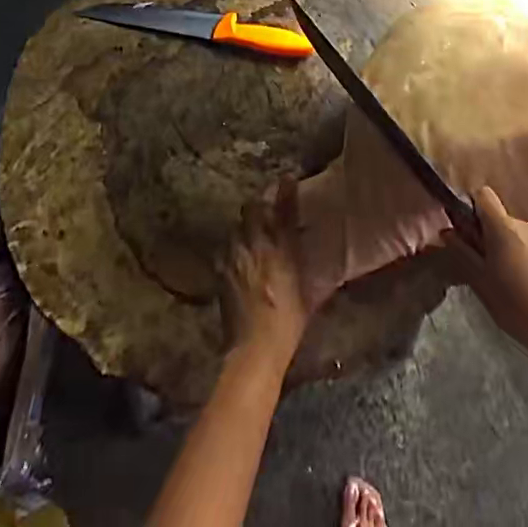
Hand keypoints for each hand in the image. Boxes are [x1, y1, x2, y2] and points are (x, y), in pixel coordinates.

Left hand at [221, 178, 321, 360]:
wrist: (254, 348)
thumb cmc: (288, 320)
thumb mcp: (307, 290)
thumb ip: (302, 264)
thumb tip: (303, 249)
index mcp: (280, 249)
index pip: (283, 210)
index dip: (285, 191)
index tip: (287, 178)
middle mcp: (255, 247)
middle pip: (252, 211)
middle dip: (258, 205)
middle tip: (266, 207)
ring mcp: (233, 259)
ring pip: (237, 229)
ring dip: (245, 226)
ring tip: (252, 231)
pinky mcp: (220, 273)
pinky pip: (227, 248)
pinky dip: (235, 246)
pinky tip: (240, 255)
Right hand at [442, 187, 527, 365]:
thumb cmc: (515, 307)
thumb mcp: (481, 283)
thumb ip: (463, 253)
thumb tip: (447, 231)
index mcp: (503, 228)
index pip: (484, 195)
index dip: (472, 209)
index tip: (467, 234)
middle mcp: (526, 225)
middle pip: (500, 219)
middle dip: (489, 237)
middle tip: (484, 269)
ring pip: (518, 235)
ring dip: (509, 249)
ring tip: (508, 284)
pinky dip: (527, 259)